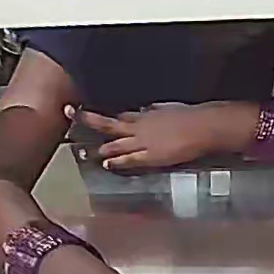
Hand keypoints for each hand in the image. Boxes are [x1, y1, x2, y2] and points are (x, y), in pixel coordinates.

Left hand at [71, 104, 252, 172]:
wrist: (203, 126)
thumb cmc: (191, 117)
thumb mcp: (169, 110)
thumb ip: (155, 113)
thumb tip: (148, 111)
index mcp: (145, 115)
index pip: (120, 117)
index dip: (103, 117)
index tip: (86, 113)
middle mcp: (139, 126)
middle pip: (108, 123)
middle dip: (88, 119)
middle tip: (70, 113)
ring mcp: (143, 141)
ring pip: (115, 142)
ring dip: (101, 147)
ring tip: (86, 150)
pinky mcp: (150, 155)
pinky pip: (130, 158)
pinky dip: (118, 161)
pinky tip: (107, 163)